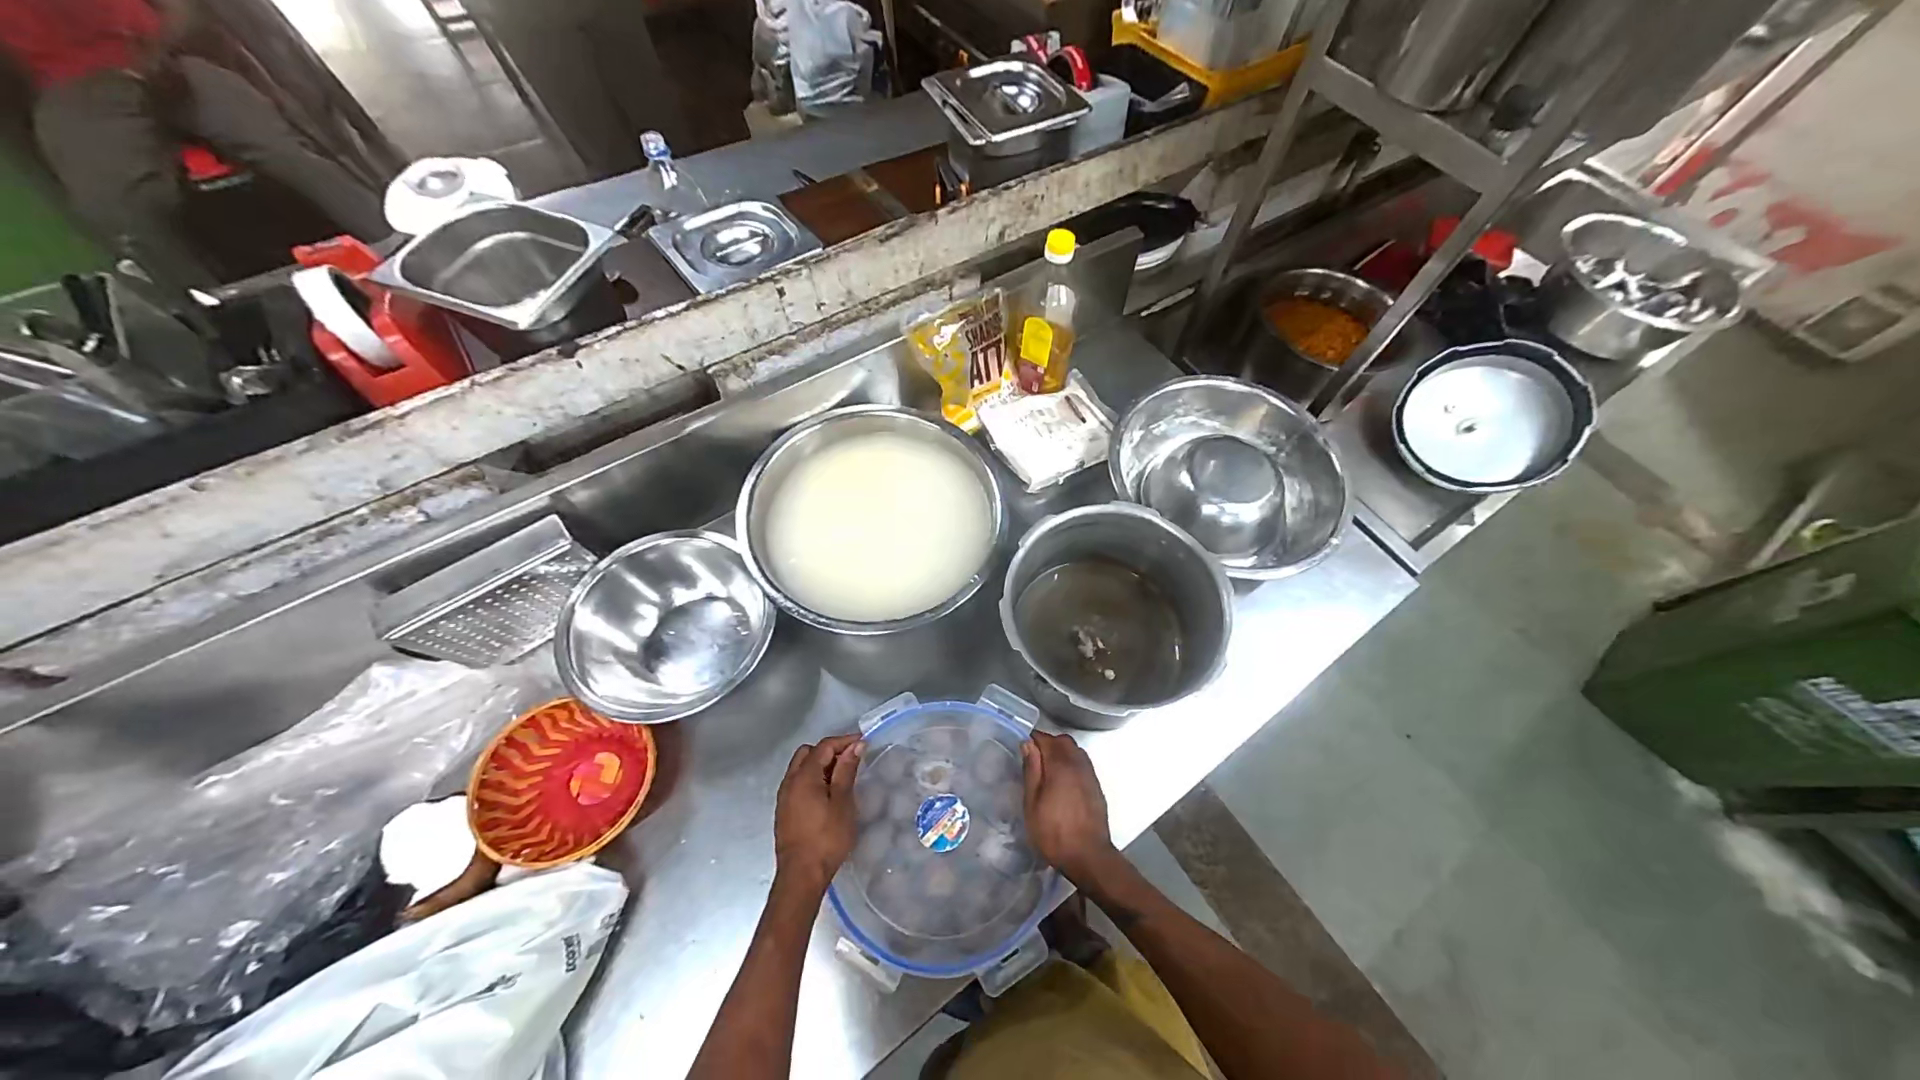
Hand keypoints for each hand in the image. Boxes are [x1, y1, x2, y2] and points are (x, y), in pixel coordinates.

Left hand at [774, 734, 862, 894]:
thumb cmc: (827, 838)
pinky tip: (828, 794)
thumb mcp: (843, 802)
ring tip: (842, 777)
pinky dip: (813, 779)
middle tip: (851, 760)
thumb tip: (855, 745)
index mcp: (803, 776)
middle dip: (830, 751)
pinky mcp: (784, 811)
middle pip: (808, 753)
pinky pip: (798, 783)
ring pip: (800, 768)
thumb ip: (847, 771)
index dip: (844, 741)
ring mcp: (784, 797)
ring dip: (820, 765)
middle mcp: (789, 781)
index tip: (863, 742)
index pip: (823, 746)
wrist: (801, 875)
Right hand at [1021, 731, 1120, 886]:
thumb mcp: (1032, 803)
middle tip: (1033, 759)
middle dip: (1048, 743)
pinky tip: (1062, 782)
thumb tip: (1028, 744)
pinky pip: (1083, 765)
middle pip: (1063, 741)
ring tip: (1046, 770)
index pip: (1046, 739)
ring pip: (1075, 751)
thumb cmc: (1053, 832)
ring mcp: (1090, 776)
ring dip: (1061, 753)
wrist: (1088, 856)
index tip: (1021, 748)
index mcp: (1061, 765)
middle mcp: (1079, 764)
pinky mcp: (1096, 787)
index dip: (1032, 740)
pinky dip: (1071, 764)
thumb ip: (1031, 770)